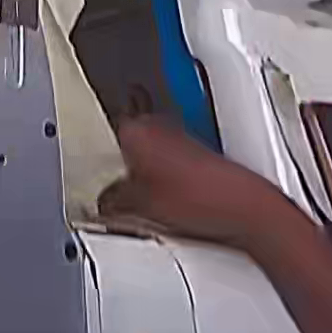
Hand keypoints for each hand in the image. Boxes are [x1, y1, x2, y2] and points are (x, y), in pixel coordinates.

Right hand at [99, 117, 301, 246]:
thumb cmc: (198, 197)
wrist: (242, 208)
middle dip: (117, 166)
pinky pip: (164, 162)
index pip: (101, 136)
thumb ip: (112, 201)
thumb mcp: (139, 207)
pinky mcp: (192, 153)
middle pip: (123, 143)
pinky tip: (164, 203)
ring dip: (140, 172)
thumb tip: (104, 203)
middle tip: (111, 192)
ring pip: (145, 152)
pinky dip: (160, 177)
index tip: (89, 175)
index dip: (93, 159)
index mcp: (135, 128)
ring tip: (140, 202)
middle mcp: (155, 124)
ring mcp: (176, 136)